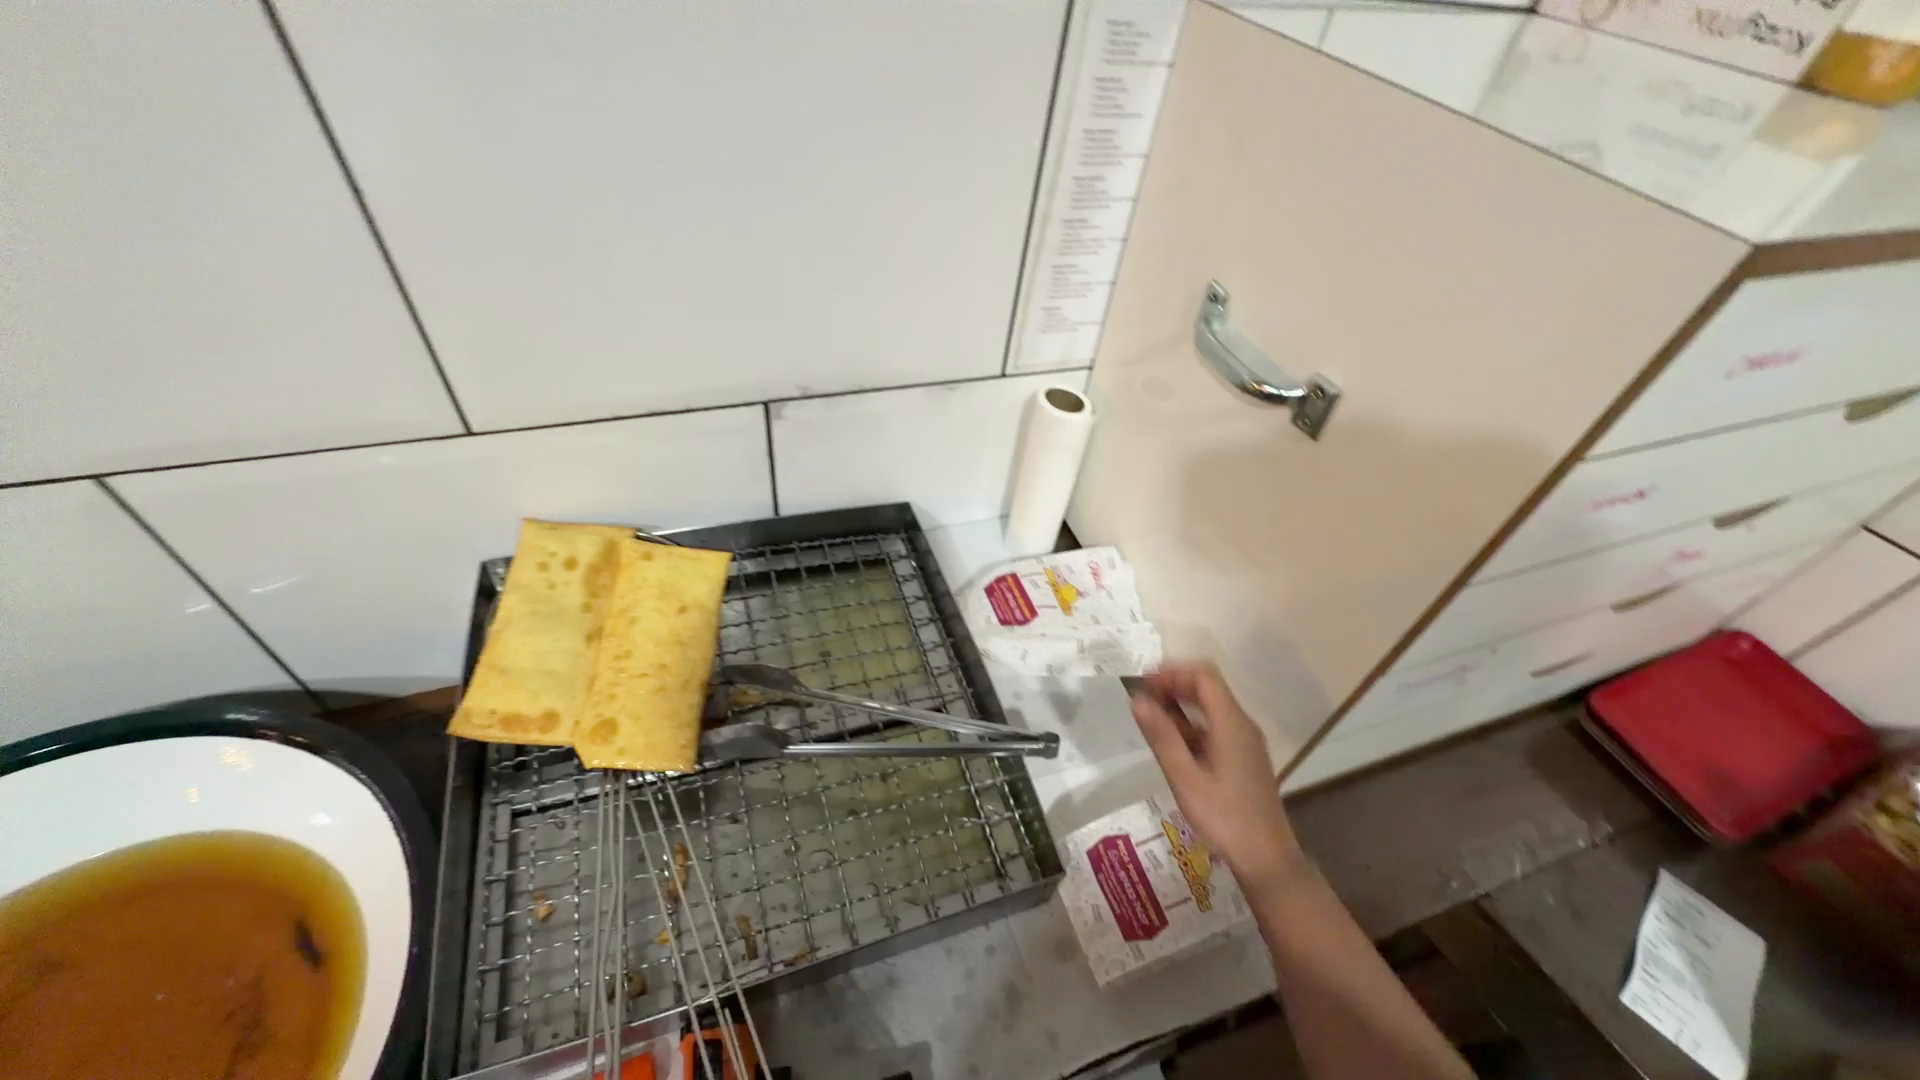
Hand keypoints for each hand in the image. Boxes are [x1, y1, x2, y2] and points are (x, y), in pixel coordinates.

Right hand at [1129, 663, 1300, 884]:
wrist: (1266, 857)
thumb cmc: (1224, 817)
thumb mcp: (1184, 777)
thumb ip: (1161, 736)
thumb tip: (1137, 699)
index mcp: (1231, 723)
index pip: (1203, 676)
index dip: (1172, 672)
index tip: (1142, 684)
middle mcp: (1242, 725)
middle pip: (1208, 688)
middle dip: (1173, 686)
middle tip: (1141, 701)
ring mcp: (1245, 742)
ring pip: (1211, 708)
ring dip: (1180, 707)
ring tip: (1149, 721)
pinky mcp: (1243, 758)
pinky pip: (1215, 727)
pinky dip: (1191, 726)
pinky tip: (1171, 746)